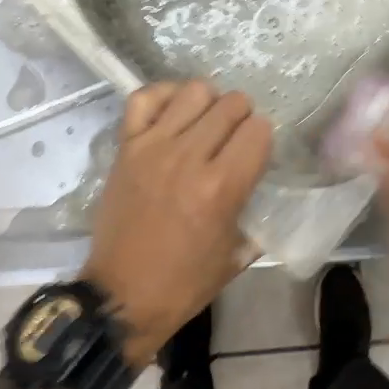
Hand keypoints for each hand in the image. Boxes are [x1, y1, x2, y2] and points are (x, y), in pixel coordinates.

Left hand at [82, 81, 272, 365]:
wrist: (121, 296)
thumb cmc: (183, 284)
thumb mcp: (236, 255)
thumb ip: (257, 214)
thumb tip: (267, 184)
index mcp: (221, 188)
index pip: (259, 130)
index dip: (263, 139)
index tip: (257, 153)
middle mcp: (188, 158)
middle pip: (231, 104)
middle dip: (242, 117)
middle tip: (234, 139)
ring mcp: (153, 147)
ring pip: (194, 92)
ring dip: (209, 103)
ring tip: (205, 123)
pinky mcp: (126, 147)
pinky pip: (145, 99)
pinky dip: (164, 97)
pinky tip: (174, 114)